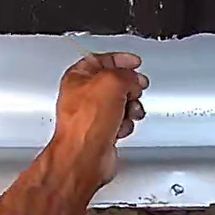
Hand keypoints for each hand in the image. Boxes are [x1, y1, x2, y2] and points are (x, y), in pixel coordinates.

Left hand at [47, 52, 147, 188]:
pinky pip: (120, 121)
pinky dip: (125, 123)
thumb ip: (126, 73)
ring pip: (120, 103)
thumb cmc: (85, 123)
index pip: (101, 59)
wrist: (85, 156)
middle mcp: (82, 95)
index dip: (119, 59)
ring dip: (130, 107)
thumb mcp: (113, 82)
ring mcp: (91, 114)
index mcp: (78, 77)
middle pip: (114, 82)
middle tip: (136, 89)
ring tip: (129, 111)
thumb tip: (133, 78)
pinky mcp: (101, 131)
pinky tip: (120, 127)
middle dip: (129, 86)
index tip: (134, 61)